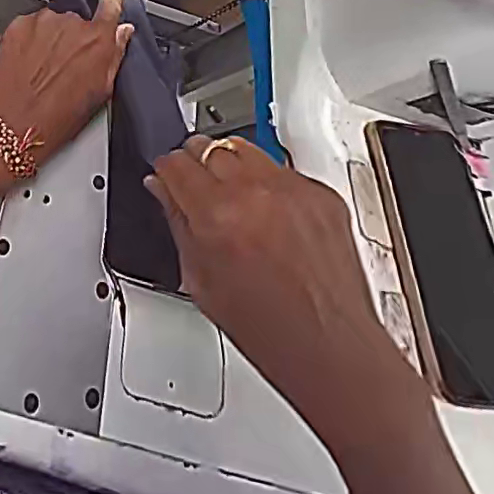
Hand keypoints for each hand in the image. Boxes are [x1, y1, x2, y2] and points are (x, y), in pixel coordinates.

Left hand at [0, 0, 132, 168]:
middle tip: (64, 67)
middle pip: (77, 22)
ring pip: (52, 24)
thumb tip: (122, 34)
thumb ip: (114, 55)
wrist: (14, 124)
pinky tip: (28, 65)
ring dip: (50, 39)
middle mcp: (71, 24)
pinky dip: (29, 41)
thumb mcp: (100, 91)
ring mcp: (43, 22)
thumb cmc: (58, 116)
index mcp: (97, 39)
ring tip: (43, 70)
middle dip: (72, 39)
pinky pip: (30, 27)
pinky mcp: (18, 25)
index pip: (111, 4)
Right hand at [145, 136, 473, 493]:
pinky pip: (281, 168)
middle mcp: (254, 192)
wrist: (330, 346)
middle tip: (197, 185)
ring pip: (245, 148)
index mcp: (217, 215)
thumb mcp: (202, 281)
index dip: (166, 170)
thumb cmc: (271, 329)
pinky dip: (268, 181)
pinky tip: (268, 212)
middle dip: (197, 163)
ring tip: (234, 196)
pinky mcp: (320, 192)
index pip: (176, 162)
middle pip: (209, 146)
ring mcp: (290, 189)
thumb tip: (163, 190)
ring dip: (232, 164)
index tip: (168, 176)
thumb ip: (177, 223)